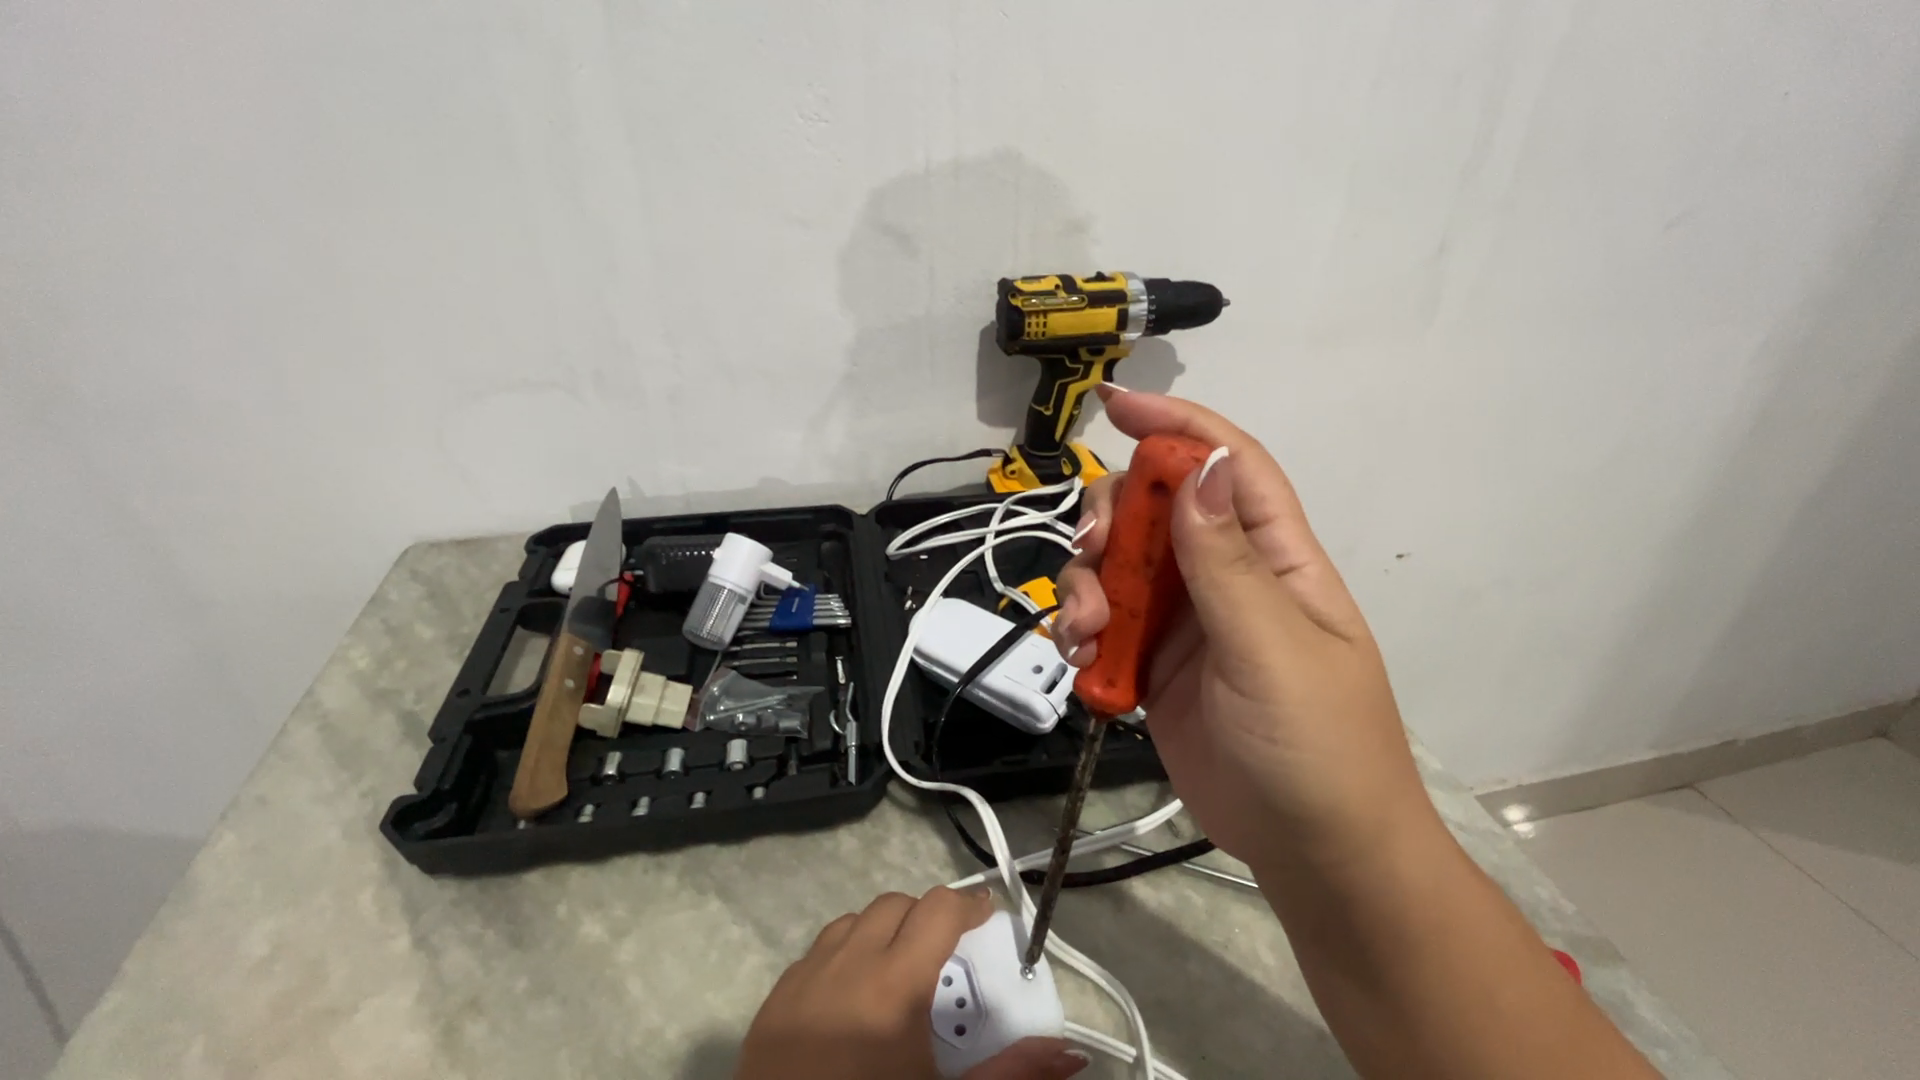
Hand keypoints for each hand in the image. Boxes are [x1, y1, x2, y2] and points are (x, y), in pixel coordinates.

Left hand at [735, 887, 1088, 1079]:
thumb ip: (1012, 1072)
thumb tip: (1072, 1054)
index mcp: (895, 985)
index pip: (939, 909)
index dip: (969, 906)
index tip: (987, 919)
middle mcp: (847, 964)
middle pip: (897, 905)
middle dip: (928, 918)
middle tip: (947, 956)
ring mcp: (805, 977)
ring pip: (855, 920)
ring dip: (884, 931)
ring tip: (899, 972)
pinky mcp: (775, 997)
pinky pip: (818, 949)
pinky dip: (845, 953)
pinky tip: (853, 996)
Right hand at [1056, 388, 1434, 872]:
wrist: (1312, 852)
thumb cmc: (1316, 747)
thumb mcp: (1273, 651)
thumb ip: (1228, 563)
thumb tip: (1203, 467)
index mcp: (1275, 558)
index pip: (1227, 468)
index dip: (1177, 428)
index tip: (1115, 406)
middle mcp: (1226, 578)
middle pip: (1154, 510)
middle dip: (1110, 519)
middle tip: (1087, 553)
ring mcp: (1187, 623)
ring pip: (1118, 567)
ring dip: (1085, 585)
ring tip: (1082, 631)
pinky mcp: (1154, 666)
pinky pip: (1105, 625)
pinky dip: (1081, 632)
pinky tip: (1079, 659)